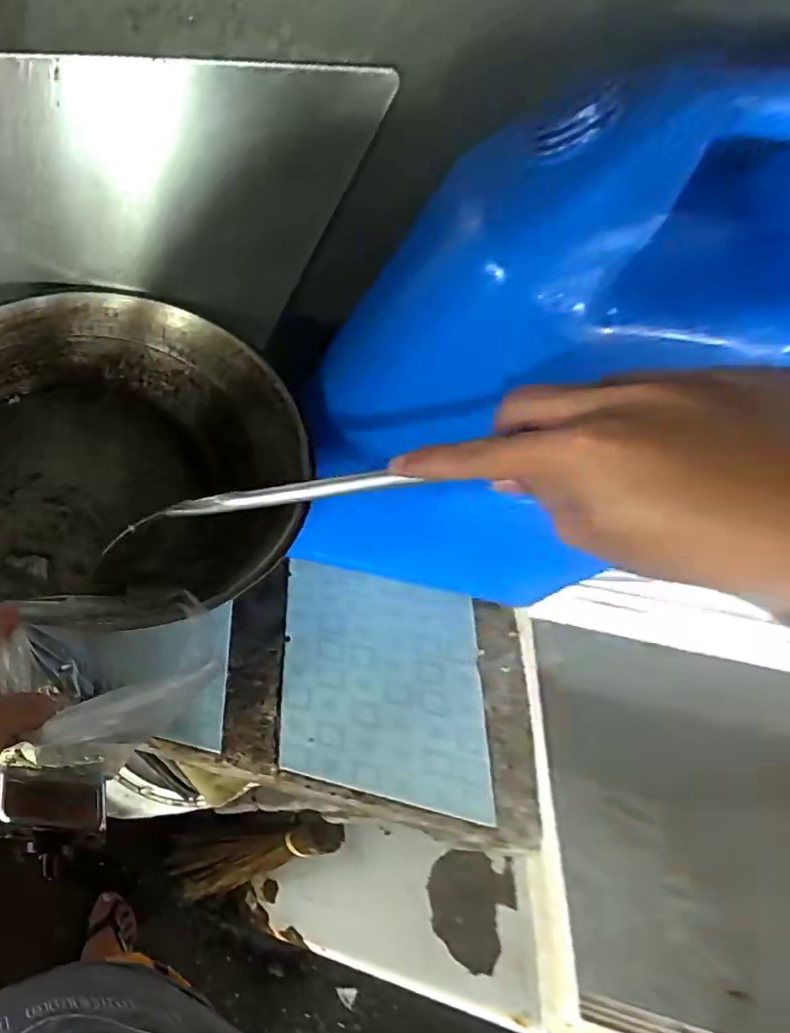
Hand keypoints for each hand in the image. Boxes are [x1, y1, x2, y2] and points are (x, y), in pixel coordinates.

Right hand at [392, 369, 789, 598]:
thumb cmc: (705, 547)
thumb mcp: (600, 534)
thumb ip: (550, 497)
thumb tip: (525, 478)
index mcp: (581, 451)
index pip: (482, 455)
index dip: (435, 462)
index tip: (401, 465)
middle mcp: (621, 404)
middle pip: (525, 403)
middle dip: (508, 431)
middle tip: (523, 462)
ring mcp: (683, 385)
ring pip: (590, 389)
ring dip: (575, 418)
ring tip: (609, 452)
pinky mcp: (738, 378)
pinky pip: (658, 385)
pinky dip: (638, 411)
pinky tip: (672, 441)